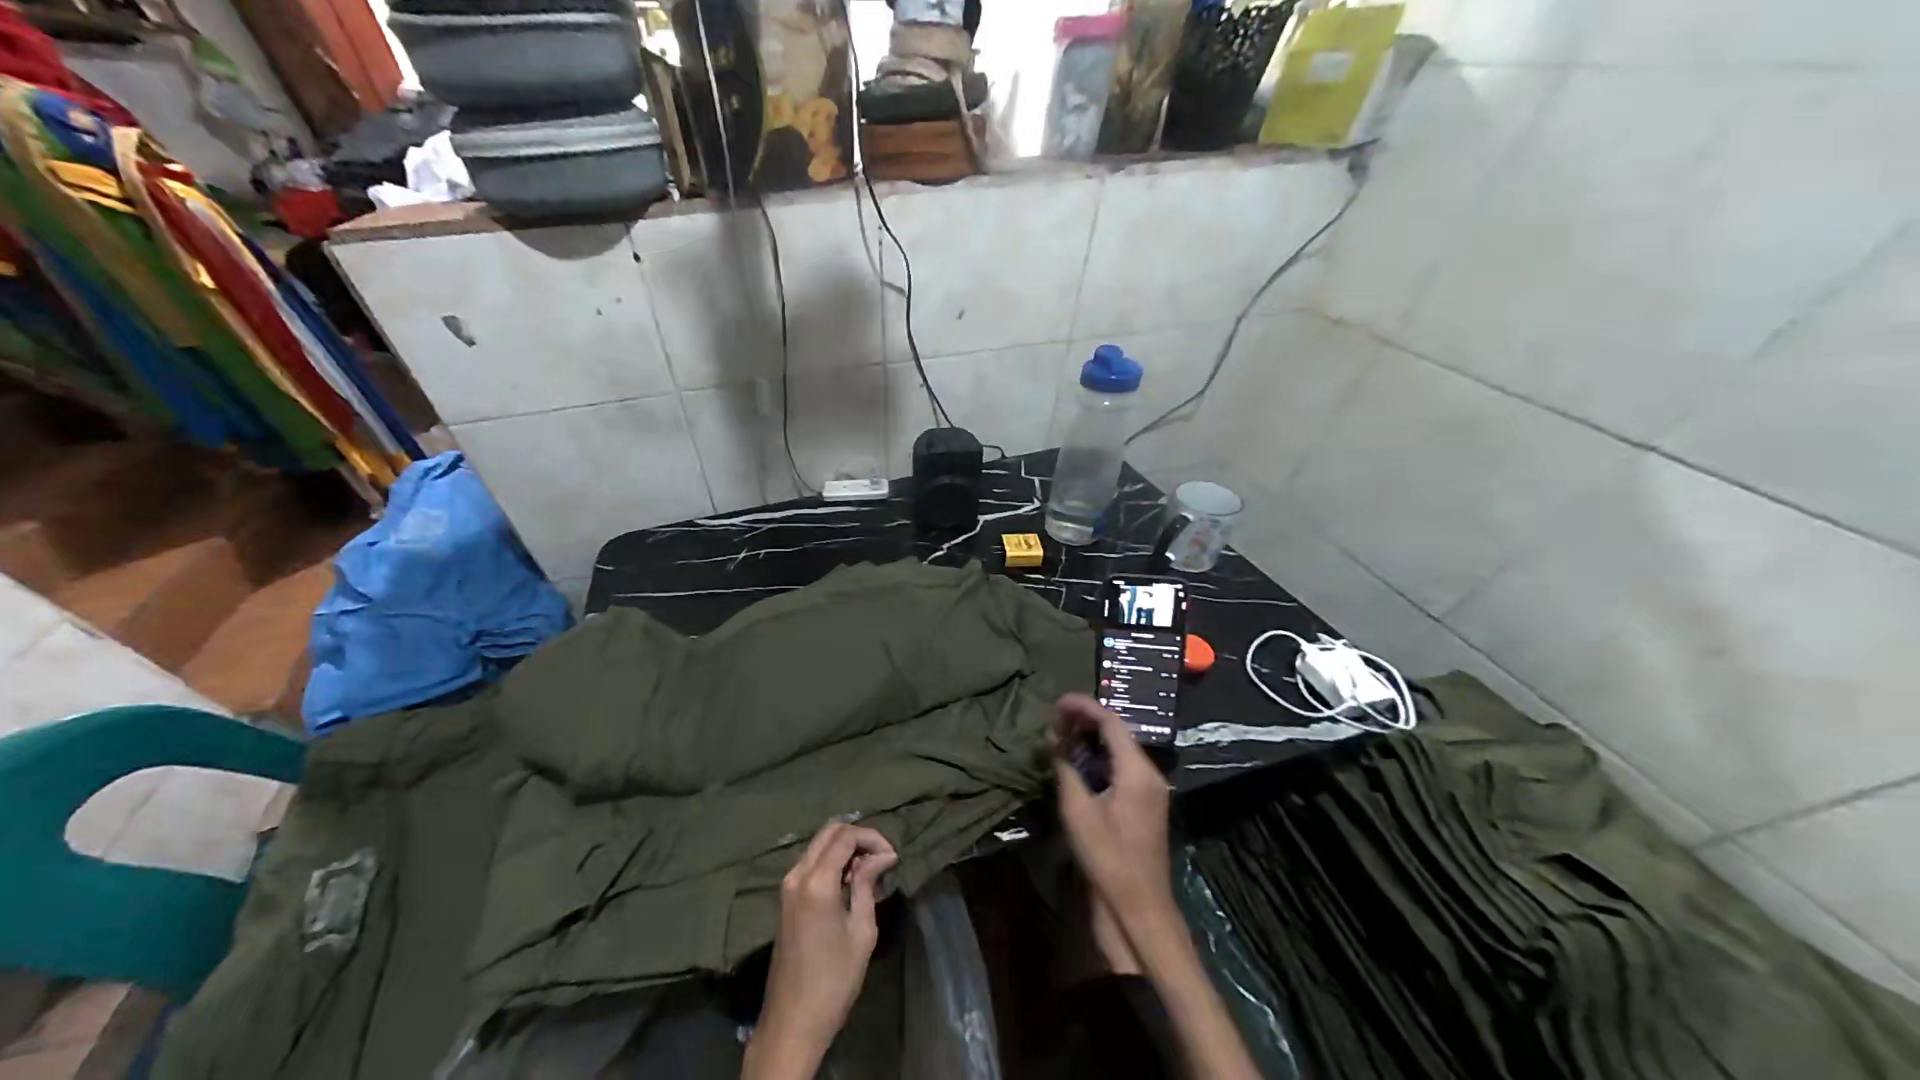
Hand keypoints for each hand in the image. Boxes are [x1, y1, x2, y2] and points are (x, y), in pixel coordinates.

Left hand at [745, 822, 898, 1079]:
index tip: (893, 857)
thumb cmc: (834, 979)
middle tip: (882, 858)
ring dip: (844, 849)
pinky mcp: (786, 899)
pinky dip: (832, 862)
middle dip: (858, 837)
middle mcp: (796, 875)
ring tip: (870, 872)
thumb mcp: (861, 931)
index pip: (845, 836)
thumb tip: (883, 856)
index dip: (873, 838)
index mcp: (815, 881)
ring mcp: (787, 886)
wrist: (792, 1020)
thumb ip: (868, 885)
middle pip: (828, 832)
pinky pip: (810, 863)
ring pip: (818, 846)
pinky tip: (851, 883)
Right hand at [1054, 696, 1262, 1079]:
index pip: (1111, 722)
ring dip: (1092, 739)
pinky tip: (1078, 761)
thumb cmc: (1107, 857)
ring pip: (1120, 750)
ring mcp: (1151, 790)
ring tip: (1062, 734)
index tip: (1057, 701)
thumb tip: (1054, 740)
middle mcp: (1150, 773)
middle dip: (1086, 721)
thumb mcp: (1078, 811)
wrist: (1138, 906)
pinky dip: (1100, 758)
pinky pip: (1122, 768)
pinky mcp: (1145, 804)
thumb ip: (1066, 769)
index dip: (1083, 707)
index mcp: (1137, 771)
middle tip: (1055, 718)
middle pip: (1118, 733)